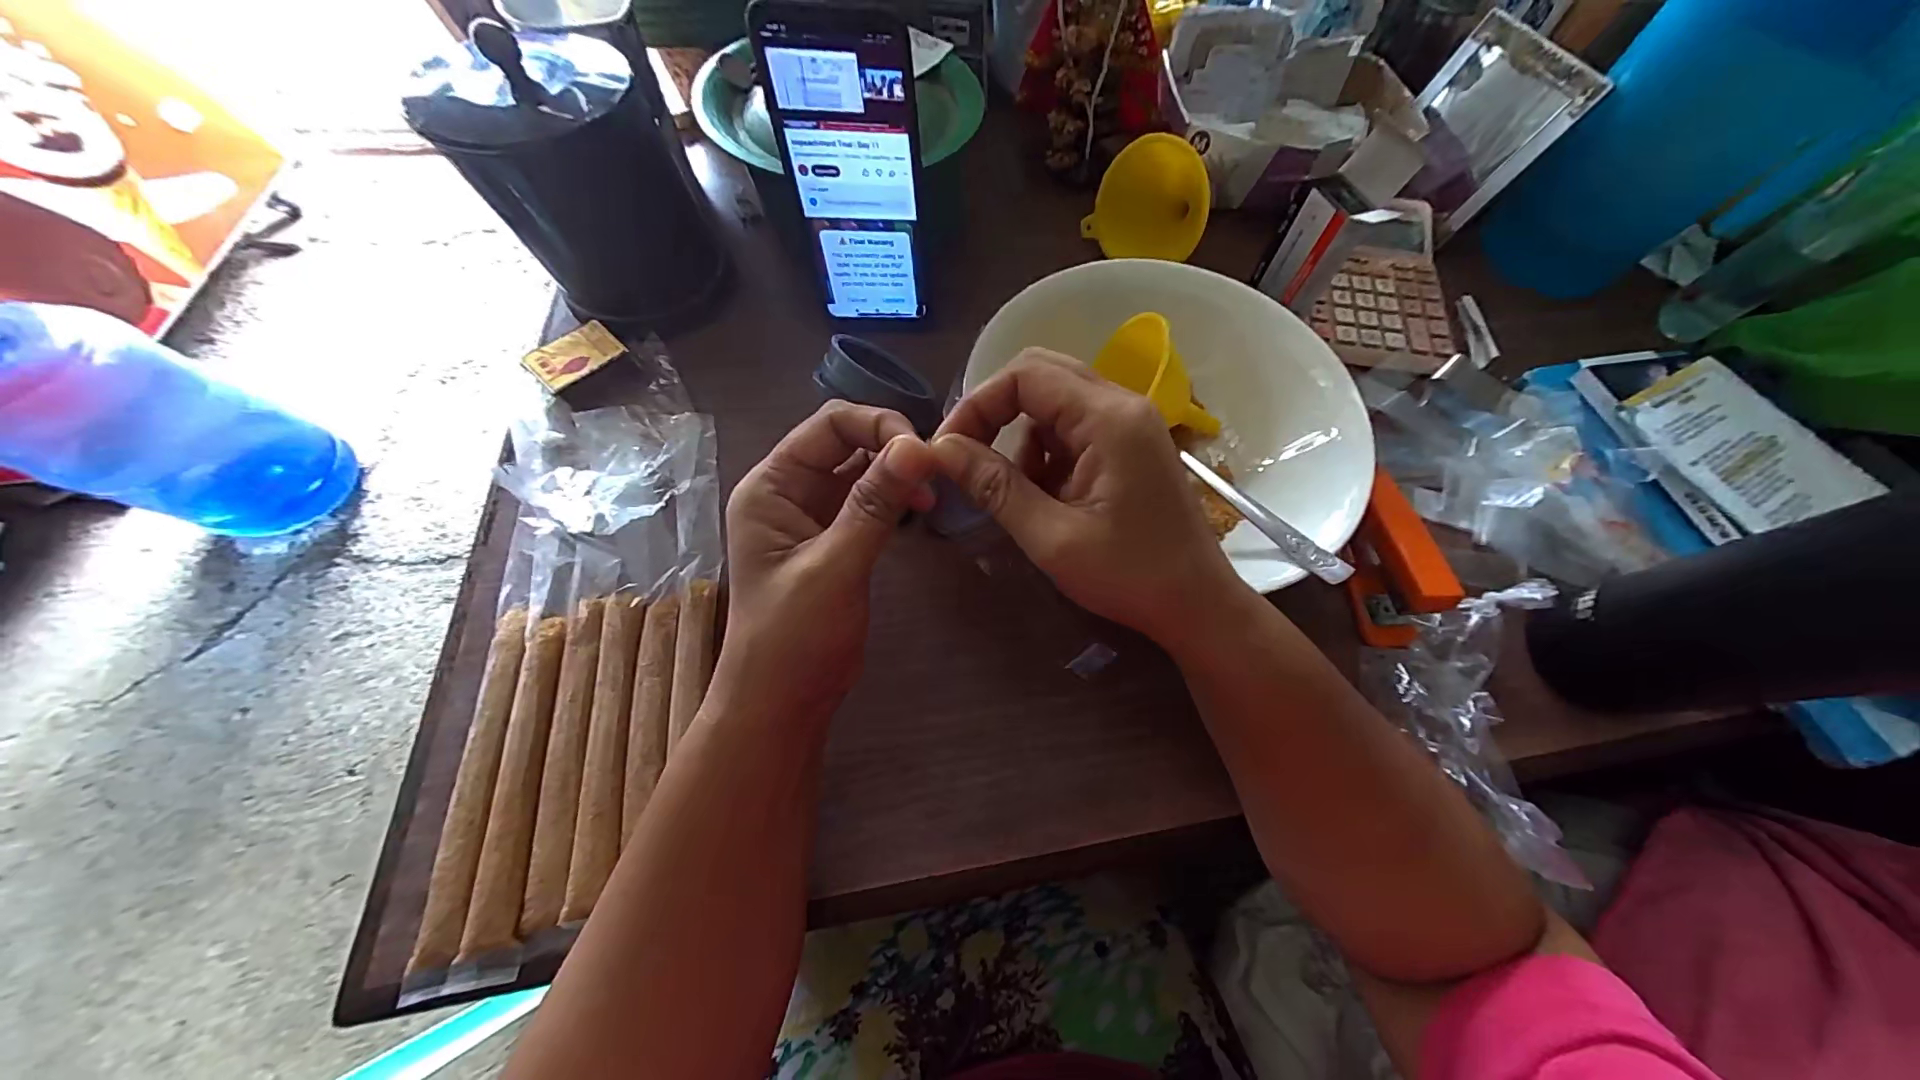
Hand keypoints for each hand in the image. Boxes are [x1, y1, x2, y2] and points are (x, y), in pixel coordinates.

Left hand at [716, 401, 936, 718]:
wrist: (782, 701)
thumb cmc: (794, 638)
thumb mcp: (835, 567)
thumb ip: (874, 505)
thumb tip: (917, 446)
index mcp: (772, 486)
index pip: (828, 426)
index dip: (878, 426)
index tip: (924, 452)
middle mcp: (789, 491)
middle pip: (846, 442)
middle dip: (892, 448)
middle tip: (936, 472)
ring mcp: (812, 516)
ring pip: (861, 472)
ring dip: (897, 474)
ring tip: (933, 494)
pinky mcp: (835, 540)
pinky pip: (868, 502)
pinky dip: (895, 499)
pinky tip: (920, 509)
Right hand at [932, 349, 1244, 651]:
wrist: (1196, 604)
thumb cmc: (1128, 576)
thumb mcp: (1051, 536)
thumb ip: (995, 487)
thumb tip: (942, 449)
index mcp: (1108, 419)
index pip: (1025, 375)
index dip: (977, 404)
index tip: (948, 448)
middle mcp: (1123, 405)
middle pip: (1042, 376)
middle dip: (995, 412)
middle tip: (967, 456)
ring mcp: (1132, 423)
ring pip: (1056, 402)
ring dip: (1022, 437)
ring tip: (1015, 492)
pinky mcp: (1132, 445)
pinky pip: (1075, 428)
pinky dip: (1048, 453)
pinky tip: (1048, 497)